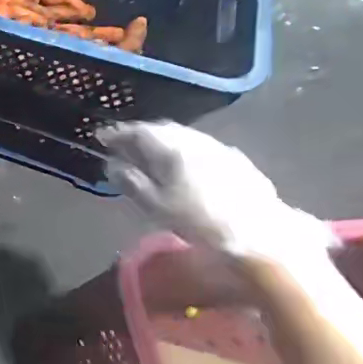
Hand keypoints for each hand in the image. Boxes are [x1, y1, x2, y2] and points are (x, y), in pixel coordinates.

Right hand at [98, 122, 335, 259]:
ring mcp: (219, 148)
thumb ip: (131, 182)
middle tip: (123, 144)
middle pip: (162, 129)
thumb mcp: (155, 206)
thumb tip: (113, 165)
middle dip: (139, 134)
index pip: (139, 131)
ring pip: (183, 136)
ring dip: (162, 140)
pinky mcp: (236, 160)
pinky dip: (182, 149)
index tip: (101, 137)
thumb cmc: (200, 221)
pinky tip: (181, 163)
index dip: (118, 133)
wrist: (261, 234)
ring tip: (149, 153)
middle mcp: (196, 140)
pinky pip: (199, 146)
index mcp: (173, 148)